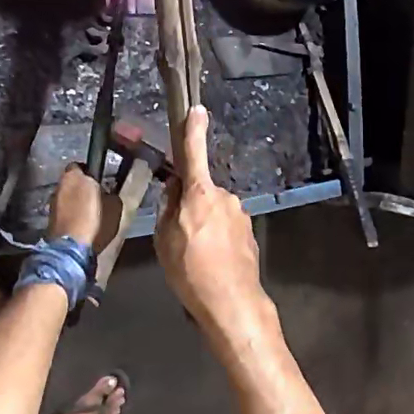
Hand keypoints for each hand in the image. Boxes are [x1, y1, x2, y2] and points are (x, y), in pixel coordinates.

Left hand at [47, 164, 102, 245]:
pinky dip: (70, 215)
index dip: (90, 172)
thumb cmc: (95, 220)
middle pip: (72, 182)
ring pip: (66, 197)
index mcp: (72, 174)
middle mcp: (59, 184)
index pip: (80, 165)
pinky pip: (63, 211)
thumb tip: (107, 191)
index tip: (99, 181)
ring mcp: (52, 202)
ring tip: (89, 213)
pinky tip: (80, 224)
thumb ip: (110, 192)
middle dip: (81, 187)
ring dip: (75, 202)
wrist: (71, 248)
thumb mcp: (114, 204)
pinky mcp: (50, 219)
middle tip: (96, 197)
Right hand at [155, 107, 275, 352]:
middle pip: (200, 191)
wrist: (233, 304)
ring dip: (203, 225)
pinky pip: (225, 228)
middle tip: (177, 235)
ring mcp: (240, 216)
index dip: (194, 130)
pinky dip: (216, 239)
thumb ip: (167, 208)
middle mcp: (224, 198)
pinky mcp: (249, 234)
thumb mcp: (164, 239)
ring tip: (194, 256)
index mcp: (200, 194)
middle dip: (188, 204)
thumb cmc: (191, 270)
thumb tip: (174, 190)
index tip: (197, 109)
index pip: (194, 154)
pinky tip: (210, 263)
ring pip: (213, 211)